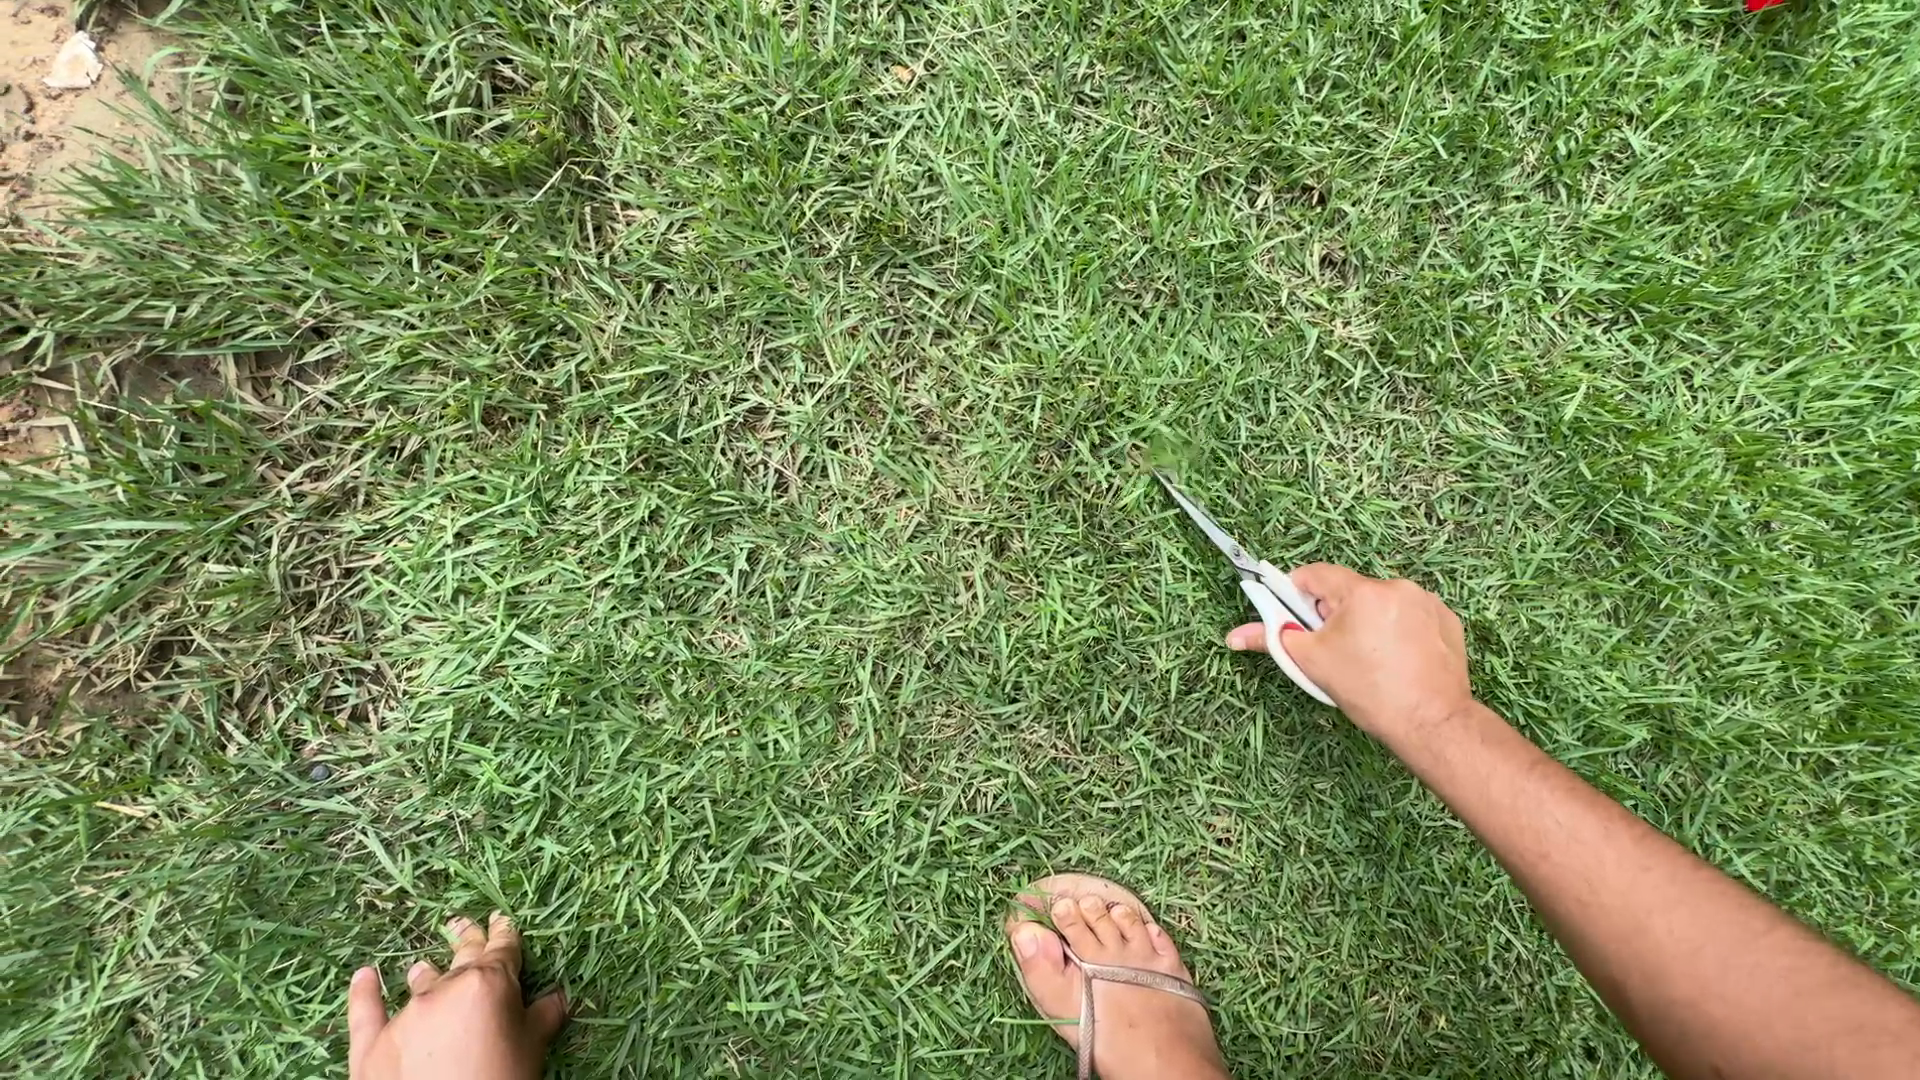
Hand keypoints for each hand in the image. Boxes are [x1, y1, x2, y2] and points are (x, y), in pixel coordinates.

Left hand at [347, 913, 567, 1079]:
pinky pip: (365, 1014)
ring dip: (426, 971)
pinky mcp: (371, 1048)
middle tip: (466, 922)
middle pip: (463, 956)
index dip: (505, 931)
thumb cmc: (502, 1079)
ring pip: (420, 981)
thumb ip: (546, 1013)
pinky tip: (363, 976)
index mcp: (489, 982)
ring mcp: (406, 1017)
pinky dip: (362, 994)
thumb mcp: (534, 1045)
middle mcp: (446, 989)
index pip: (503, 947)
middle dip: (468, 938)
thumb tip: (557, 995)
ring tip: (423, 965)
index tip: (502, 918)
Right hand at [1227, 562, 1472, 740]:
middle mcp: (1397, 587)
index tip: (1295, 617)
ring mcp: (1426, 602)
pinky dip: (1395, 629)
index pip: (1314, 575)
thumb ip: (1271, 639)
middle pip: (1346, 590)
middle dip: (1333, 614)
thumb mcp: (1311, 662)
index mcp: (1361, 592)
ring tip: (1366, 657)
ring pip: (1376, 603)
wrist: (1432, 723)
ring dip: (1364, 620)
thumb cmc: (1369, 692)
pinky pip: (1407, 614)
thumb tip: (1234, 636)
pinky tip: (1394, 658)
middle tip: (1331, 647)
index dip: (1297, 594)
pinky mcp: (1447, 620)